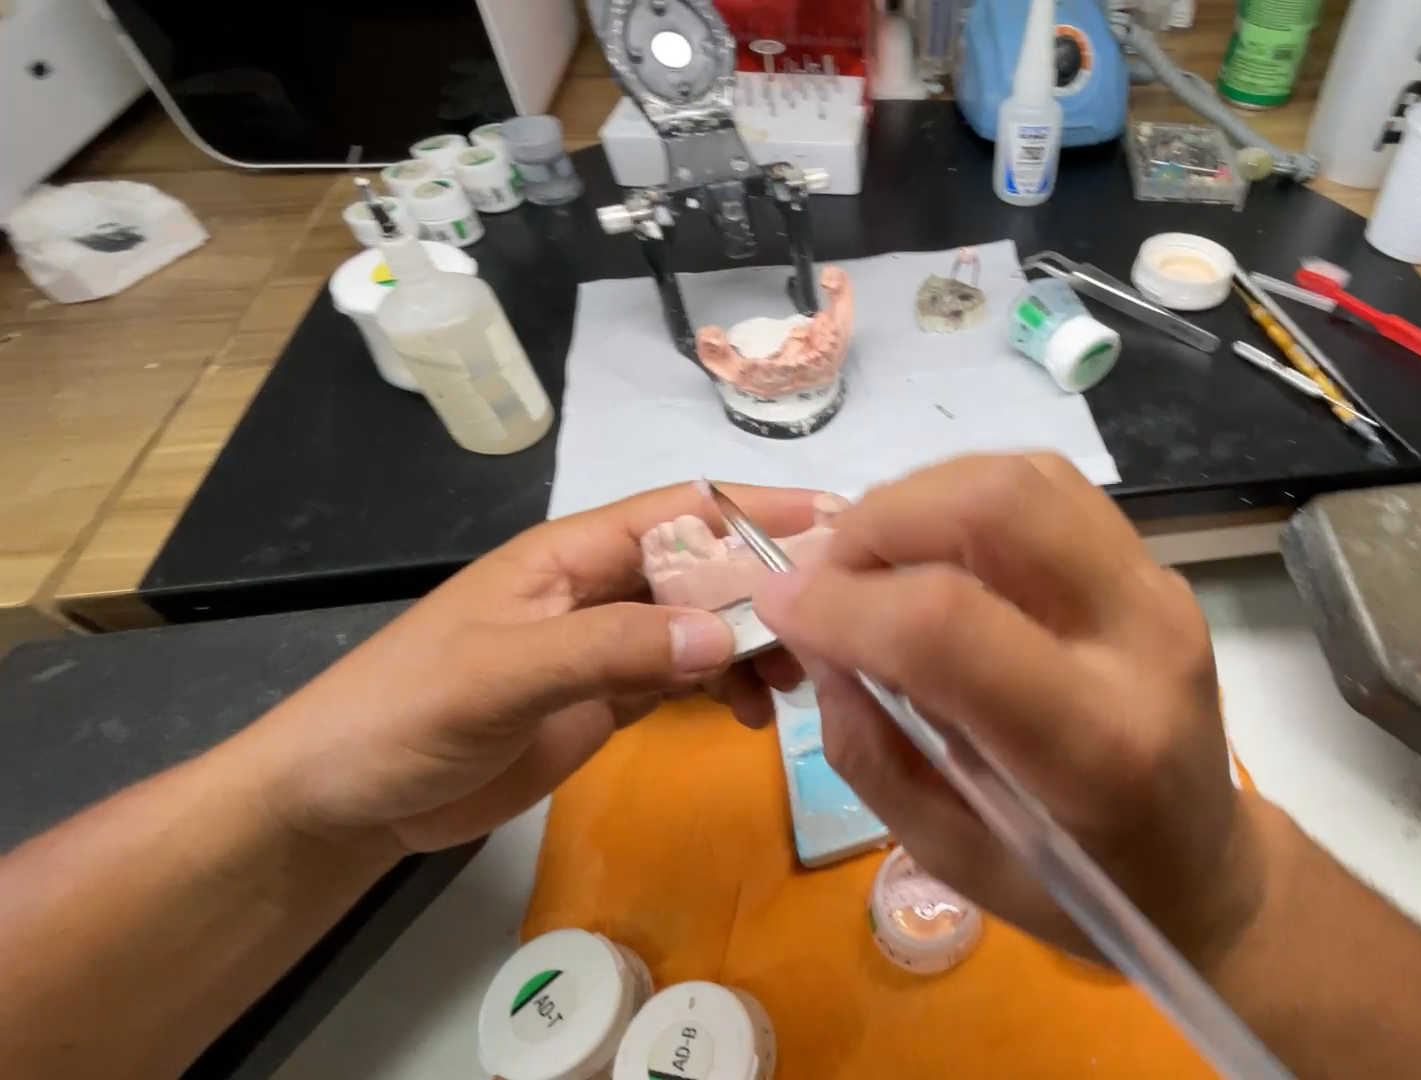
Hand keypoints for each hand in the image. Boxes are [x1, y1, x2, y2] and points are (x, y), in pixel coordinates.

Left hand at [240, 482, 821, 854]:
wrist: (342, 802)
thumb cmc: (403, 714)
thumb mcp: (500, 675)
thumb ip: (611, 648)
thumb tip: (725, 636)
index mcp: (578, 553)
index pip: (686, 510)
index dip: (760, 509)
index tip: (833, 522)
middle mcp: (607, 586)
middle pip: (712, 568)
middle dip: (774, 590)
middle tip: (832, 624)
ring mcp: (614, 642)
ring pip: (710, 625)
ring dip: (758, 645)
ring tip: (797, 681)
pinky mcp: (616, 693)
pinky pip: (692, 676)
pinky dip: (730, 687)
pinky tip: (752, 714)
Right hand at [751, 455, 1270, 970]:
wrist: (1206, 867)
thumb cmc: (1080, 890)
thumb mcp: (951, 855)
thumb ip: (870, 745)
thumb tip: (819, 634)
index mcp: (1095, 744)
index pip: (950, 626)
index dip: (844, 603)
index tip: (781, 606)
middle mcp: (1142, 639)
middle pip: (999, 507)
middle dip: (881, 522)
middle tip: (830, 574)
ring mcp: (1158, 587)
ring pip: (1023, 477)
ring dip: (921, 498)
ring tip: (875, 558)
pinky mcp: (1154, 566)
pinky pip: (1048, 487)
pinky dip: (966, 497)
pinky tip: (936, 547)